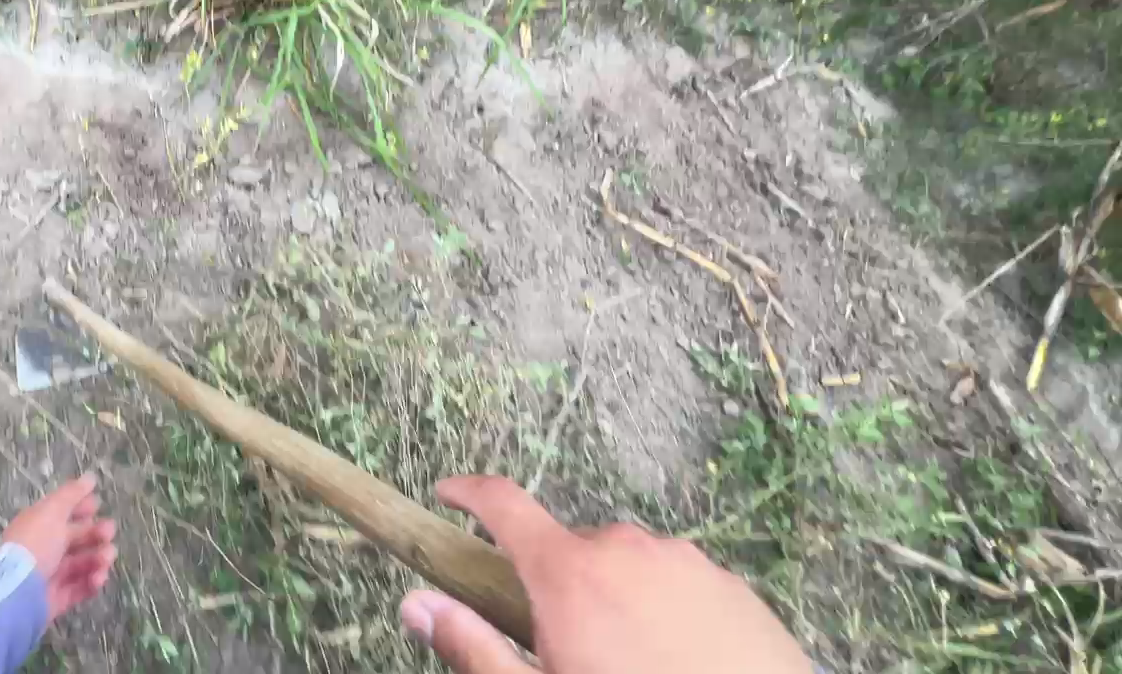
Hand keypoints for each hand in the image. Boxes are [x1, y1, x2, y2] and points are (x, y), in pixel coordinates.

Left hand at [0, 473, 118, 620]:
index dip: (81, 507)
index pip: (63, 513)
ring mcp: (51, 575)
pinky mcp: (57, 600)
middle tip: (109, 532)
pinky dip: (92, 582)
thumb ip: (72, 494)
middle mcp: (45, 548)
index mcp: (39, 525)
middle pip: (76, 538)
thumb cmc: (35, 543)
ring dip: (98, 558)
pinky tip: (99, 577)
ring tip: (107, 557)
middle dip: (96, 532)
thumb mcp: (52, 510)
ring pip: (81, 563)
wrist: (17, 593)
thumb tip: (90, 477)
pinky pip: (79, 589)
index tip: (98, 504)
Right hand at [398, 477, 813, 673]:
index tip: (446, 493)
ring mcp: (684, 562)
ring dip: (613, 594)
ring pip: (624, 563)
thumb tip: (411, 601)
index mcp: (568, 572)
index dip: (467, 491)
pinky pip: (678, 580)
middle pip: (567, 546)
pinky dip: (665, 607)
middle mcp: (622, 547)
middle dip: (555, 581)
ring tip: (637, 665)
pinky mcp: (734, 588)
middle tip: (570, 648)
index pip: (501, 501)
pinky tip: (687, 666)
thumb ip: (473, 647)